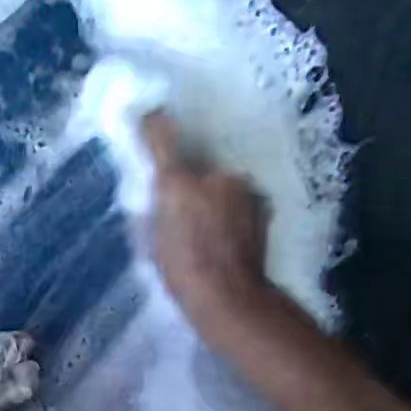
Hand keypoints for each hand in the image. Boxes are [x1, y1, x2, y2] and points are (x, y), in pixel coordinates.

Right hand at [141, 111, 280, 333]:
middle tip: (181, 210)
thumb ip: (151, 210)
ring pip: (219, 182)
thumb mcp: (151, 243)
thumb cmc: (181, 273)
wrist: (231, 297)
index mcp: (179, 183)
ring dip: (212, 196)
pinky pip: (238, 197)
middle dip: (188, 180)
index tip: (148, 113)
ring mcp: (243, 187)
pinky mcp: (262, 203)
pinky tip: (225, 235)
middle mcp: (214, 173)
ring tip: (206, 229)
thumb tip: (154, 190)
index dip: (153, 124)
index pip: (163, 137)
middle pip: (196, 166)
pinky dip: (230, 209)